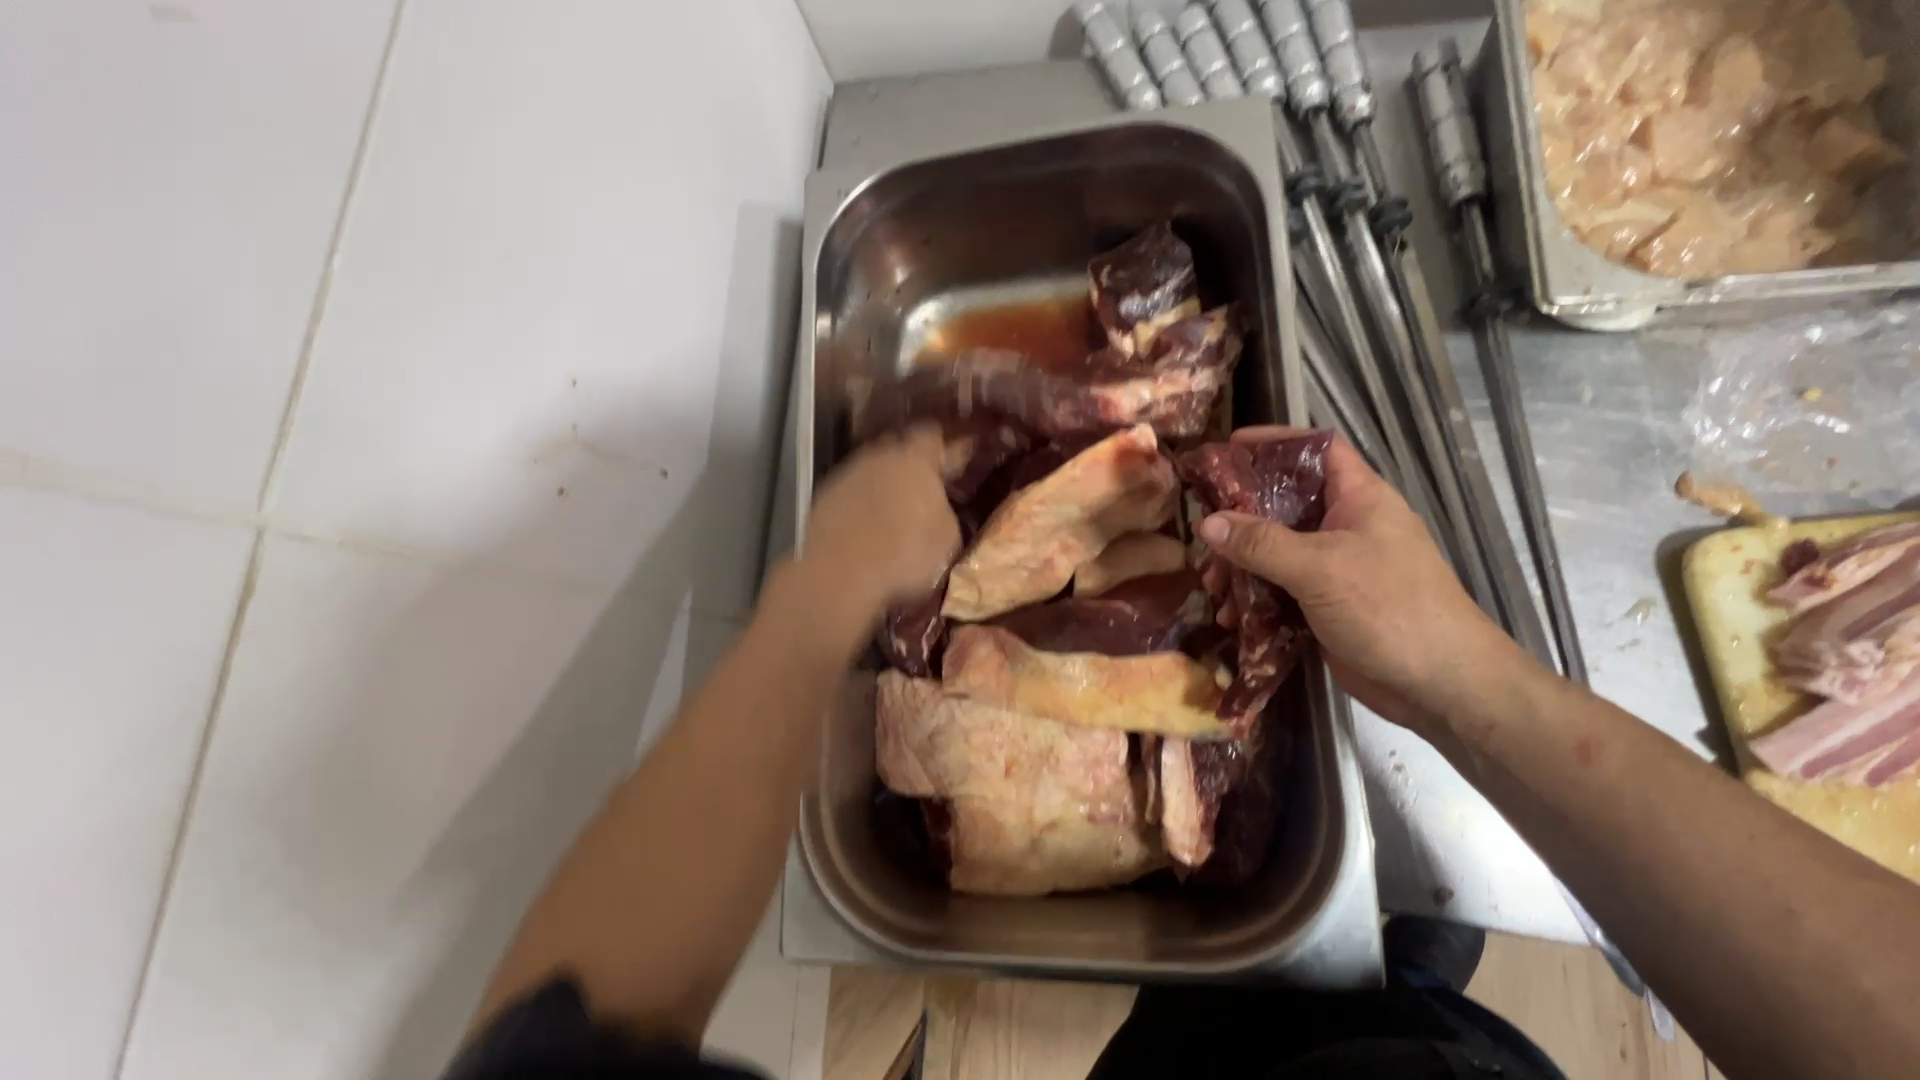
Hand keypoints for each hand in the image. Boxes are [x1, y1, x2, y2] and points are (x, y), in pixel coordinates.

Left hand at [801, 424, 960, 622]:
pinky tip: (866, 529)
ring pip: (873, 470)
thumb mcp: (947, 538)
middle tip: (925, 489)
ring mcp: (847, 474)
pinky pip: (852, 492)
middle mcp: (878, 455)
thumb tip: (940, 509)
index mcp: (914, 458)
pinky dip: (861, 504)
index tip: (952, 463)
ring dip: (884, 485)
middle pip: (899, 448)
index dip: (943, 447)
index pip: (932, 434)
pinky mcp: (823, 497)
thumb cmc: (903, 554)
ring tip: (894, 514)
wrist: (838, 576)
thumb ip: (946, 511)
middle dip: (912, 464)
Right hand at [1195, 429, 1526, 732]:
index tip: (1229, 446)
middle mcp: (1346, 526)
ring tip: (1212, 587)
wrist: (1440, 684)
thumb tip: (1207, 523)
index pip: (1318, 449)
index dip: (1277, 441)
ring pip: (1276, 552)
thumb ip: (1261, 543)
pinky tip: (1230, 617)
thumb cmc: (1389, 608)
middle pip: (1285, 504)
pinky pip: (1280, 592)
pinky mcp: (1326, 607)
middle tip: (1203, 531)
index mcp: (1359, 498)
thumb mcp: (1319, 568)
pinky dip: (1254, 600)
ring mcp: (1337, 569)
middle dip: (1240, 517)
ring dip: (1241, 567)